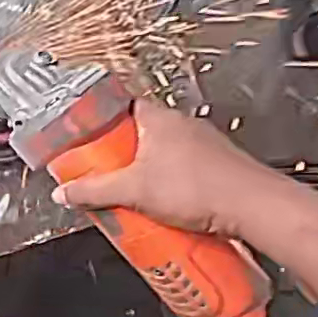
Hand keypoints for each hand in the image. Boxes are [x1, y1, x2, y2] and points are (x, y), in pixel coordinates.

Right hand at [48, 97, 287, 237]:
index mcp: (159, 120)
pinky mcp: (211, 167)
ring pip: (155, 154)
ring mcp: (199, 146)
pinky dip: (159, 184)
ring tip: (121, 194)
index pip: (122, 108)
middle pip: (135, 135)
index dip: (100, 122)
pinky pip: (174, 170)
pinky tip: (151, 204)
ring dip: (136, 173)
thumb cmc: (199, 188)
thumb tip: (63, 193)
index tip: (82, 139)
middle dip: (114, 156)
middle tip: (97, 173)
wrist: (253, 209)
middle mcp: (181, 127)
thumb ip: (92, 191)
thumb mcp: (131, 191)